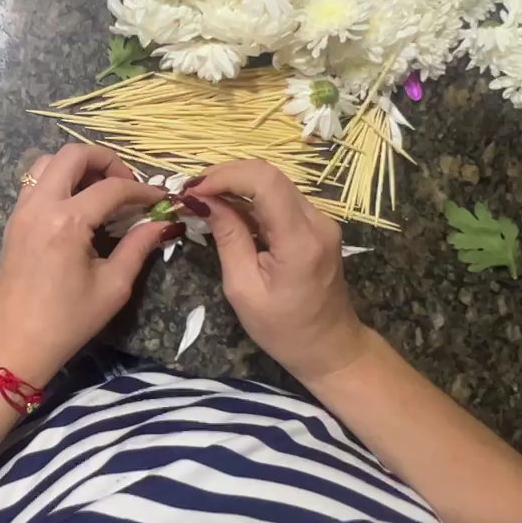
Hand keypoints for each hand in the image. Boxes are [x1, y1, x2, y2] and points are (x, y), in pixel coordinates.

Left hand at [0, 144, 174, 385]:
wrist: (11, 346)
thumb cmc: (66, 323)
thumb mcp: (112, 287)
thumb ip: (138, 247)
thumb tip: (162, 222)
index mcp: (67, 222)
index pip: (112, 188)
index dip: (142, 190)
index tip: (160, 198)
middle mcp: (40, 205)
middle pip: (73, 154)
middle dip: (106, 160)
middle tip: (127, 185)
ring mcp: (21, 210)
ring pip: (48, 161)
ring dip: (78, 166)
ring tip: (101, 190)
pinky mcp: (13, 220)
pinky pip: (35, 181)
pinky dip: (59, 179)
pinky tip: (78, 204)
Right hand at [185, 159, 370, 383]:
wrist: (330, 348)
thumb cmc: (284, 330)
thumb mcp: (243, 288)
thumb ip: (227, 237)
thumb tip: (203, 201)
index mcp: (299, 240)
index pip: (265, 182)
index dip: (225, 177)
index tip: (193, 191)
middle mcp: (316, 221)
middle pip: (269, 174)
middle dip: (225, 176)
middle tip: (191, 192)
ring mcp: (320, 220)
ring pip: (273, 182)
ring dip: (235, 184)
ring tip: (202, 198)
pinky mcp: (315, 224)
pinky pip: (278, 197)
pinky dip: (248, 196)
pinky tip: (225, 208)